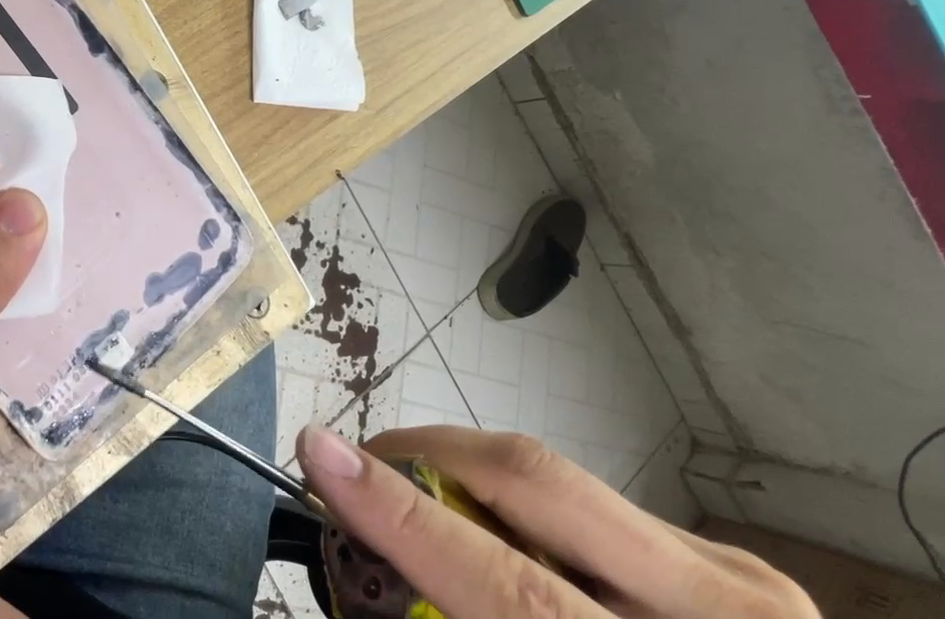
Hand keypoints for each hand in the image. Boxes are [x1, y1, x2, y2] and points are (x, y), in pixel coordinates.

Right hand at [296, 425, 817, 618]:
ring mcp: (734, 579)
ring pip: (551, 473)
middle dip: (419, 454)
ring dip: (455, 470)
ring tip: (403, 492)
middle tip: (350, 463)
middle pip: (532, 481)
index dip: (400, 515)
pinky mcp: (730, 562)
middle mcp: (719, 616)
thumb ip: (445, 611)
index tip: (318, 451)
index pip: (509, 588)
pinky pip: (580, 496)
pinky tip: (480, 525)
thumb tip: (363, 551)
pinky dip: (506, 497)